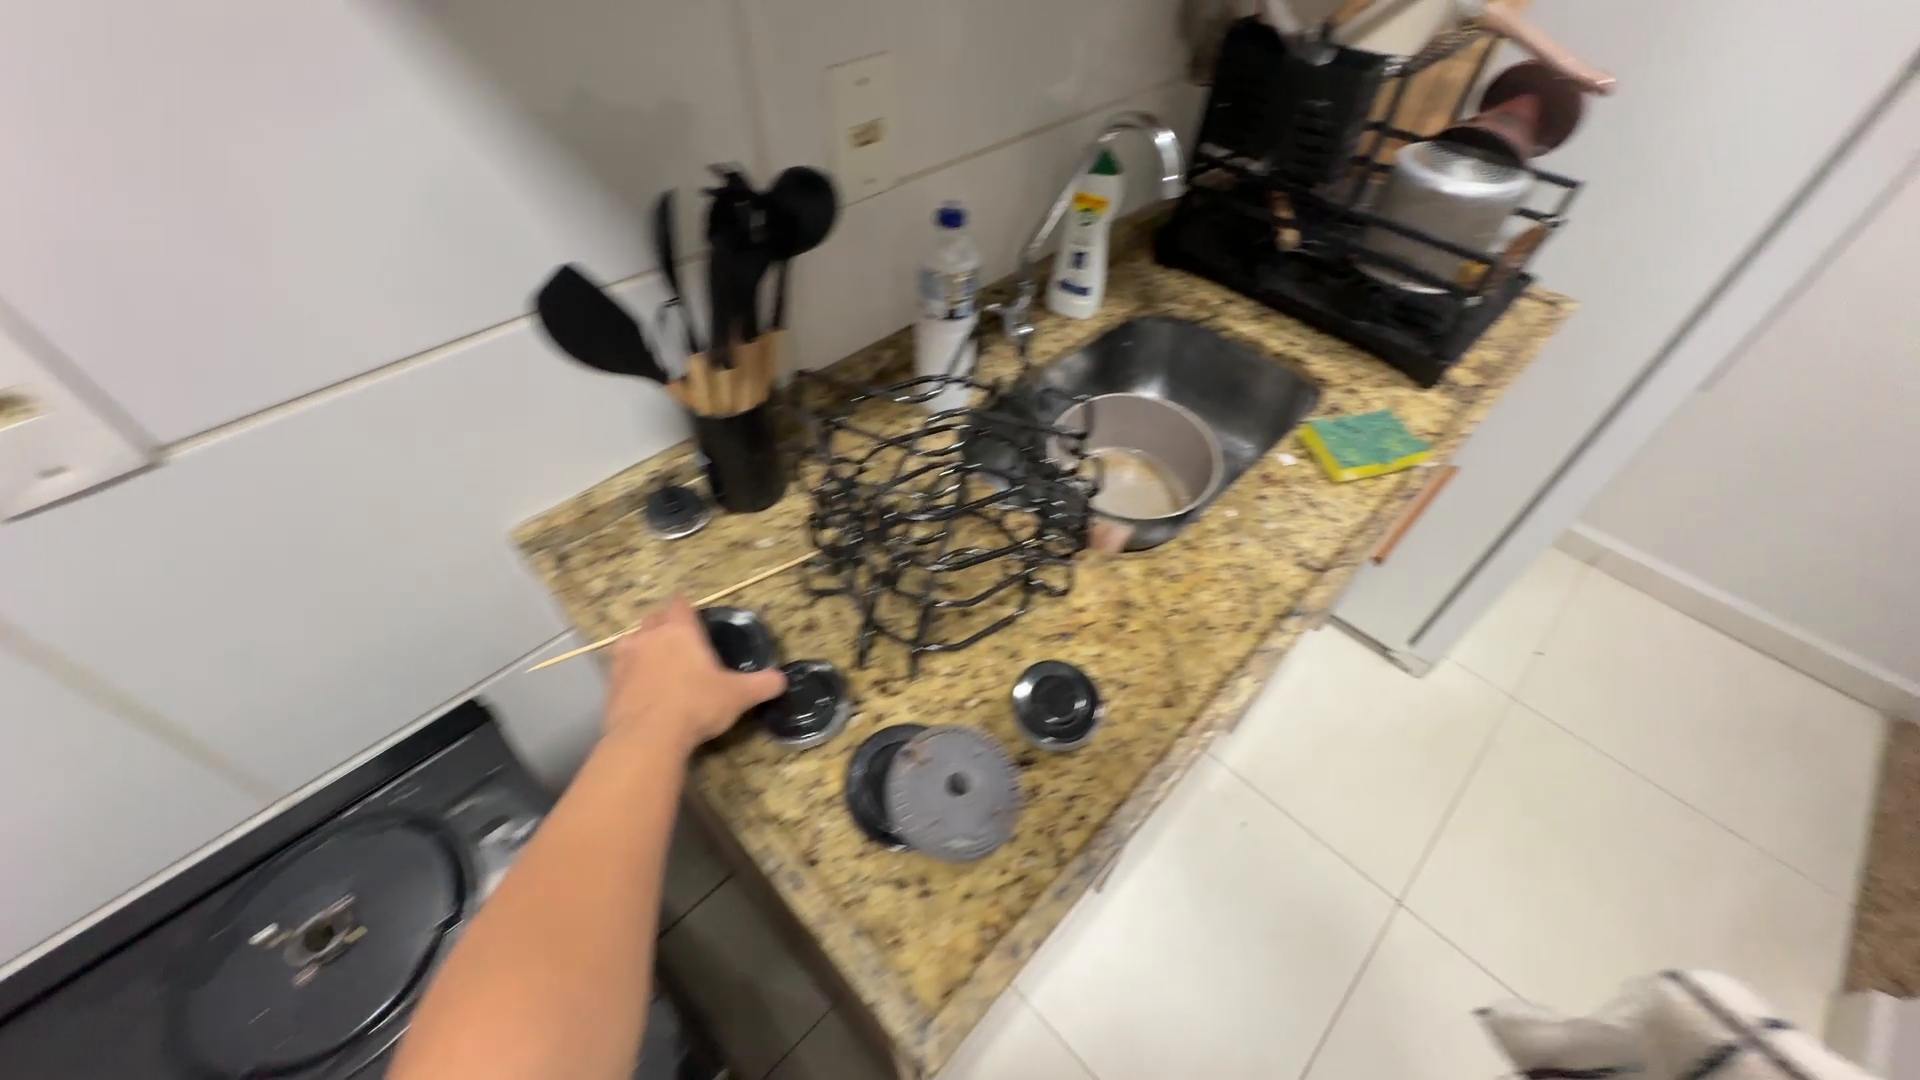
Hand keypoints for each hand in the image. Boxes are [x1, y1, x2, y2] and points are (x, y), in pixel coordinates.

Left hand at [603, 597, 785, 755]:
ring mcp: (625, 659)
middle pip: (654, 619)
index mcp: (680, 631)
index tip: (694, 621)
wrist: (648, 737)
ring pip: (633, 641)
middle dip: (665, 626)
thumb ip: (762, 685)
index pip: (680, 604)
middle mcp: (650, 637)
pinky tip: (644, 690)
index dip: (686, 610)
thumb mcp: (739, 696)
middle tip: (682, 645)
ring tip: (660, 666)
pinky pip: (621, 668)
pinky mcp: (611, 684)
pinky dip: (631, 673)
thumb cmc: (697, 705)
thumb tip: (781, 680)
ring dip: (644, 647)